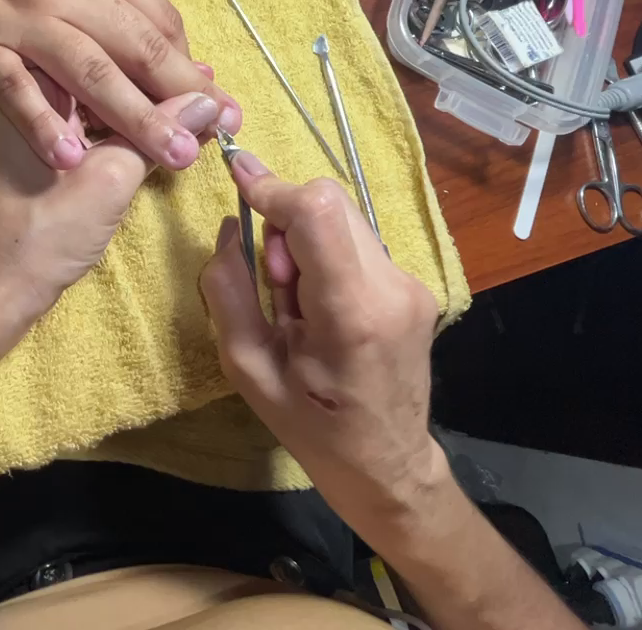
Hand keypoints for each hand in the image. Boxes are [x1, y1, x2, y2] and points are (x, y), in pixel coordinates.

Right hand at [0, 0, 239, 171]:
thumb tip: (147, 25)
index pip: (156, 16)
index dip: (184, 61)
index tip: (201, 95)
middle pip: (138, 46)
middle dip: (182, 95)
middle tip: (217, 135)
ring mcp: (21, 15)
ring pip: (91, 72)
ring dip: (136, 118)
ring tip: (170, 157)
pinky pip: (17, 89)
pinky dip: (45, 124)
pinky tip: (70, 157)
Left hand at [0, 72, 221, 314]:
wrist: (4, 281)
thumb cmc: (49, 229)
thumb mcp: (111, 176)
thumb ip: (159, 132)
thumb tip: (210, 101)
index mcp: (35, 84)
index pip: (104, 52)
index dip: (159, 63)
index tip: (209, 78)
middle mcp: (35, 90)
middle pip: (108, 69)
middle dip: (161, 82)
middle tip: (215, 90)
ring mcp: (43, 116)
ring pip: (108, 93)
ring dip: (152, 102)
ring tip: (205, 103)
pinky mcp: (53, 141)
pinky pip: (100, 118)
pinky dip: (134, 122)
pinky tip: (173, 125)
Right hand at [199, 152, 447, 543]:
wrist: (385, 463)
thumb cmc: (309, 423)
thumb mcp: (245, 364)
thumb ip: (228, 288)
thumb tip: (229, 225)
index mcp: (351, 311)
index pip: (317, 210)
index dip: (271, 188)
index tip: (237, 178)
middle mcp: (392, 286)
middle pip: (329, 201)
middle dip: (284, 220)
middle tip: (274, 280)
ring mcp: (411, 283)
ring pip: (342, 214)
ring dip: (303, 237)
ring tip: (295, 297)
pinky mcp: (414, 284)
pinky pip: (354, 237)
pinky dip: (324, 251)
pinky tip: (318, 301)